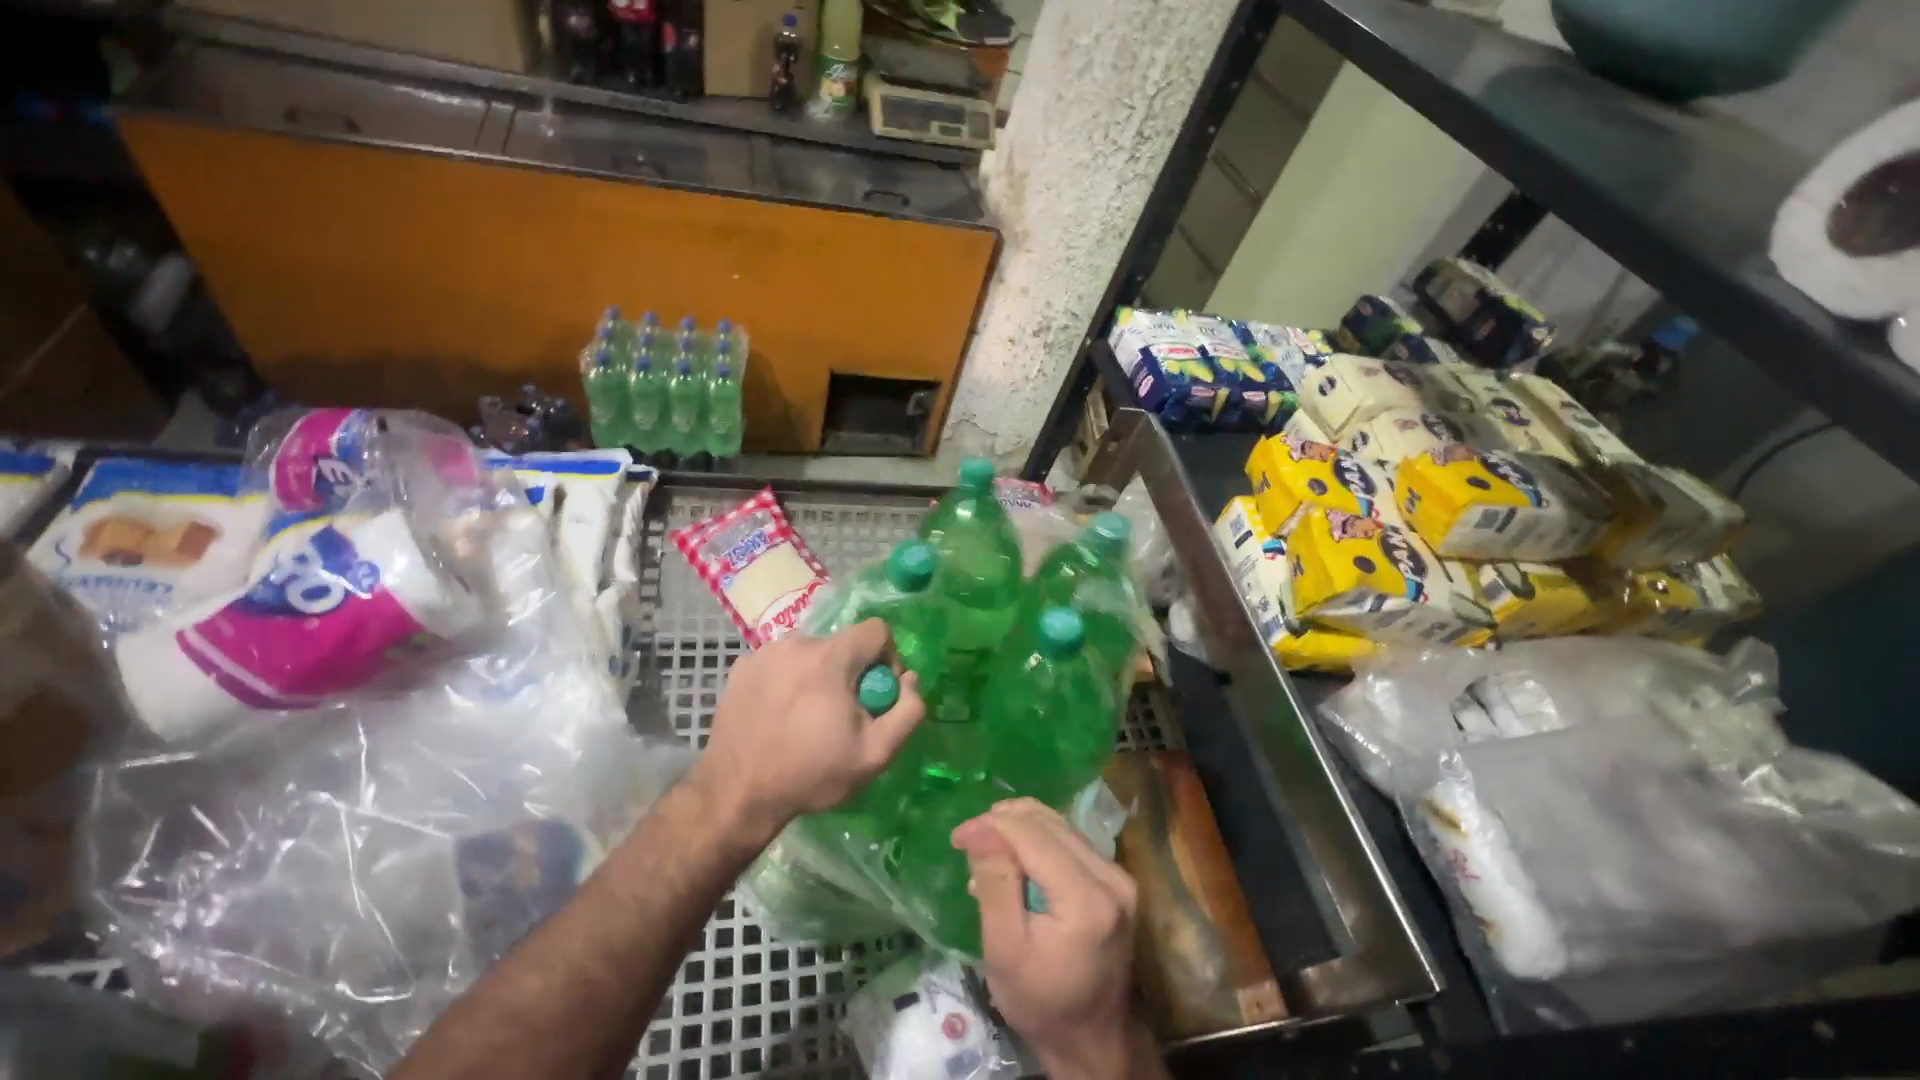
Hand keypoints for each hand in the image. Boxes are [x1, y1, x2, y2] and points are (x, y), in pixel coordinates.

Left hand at [695, 619, 924, 841]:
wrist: (737, 794)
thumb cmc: (811, 774)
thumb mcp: (876, 753)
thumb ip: (907, 710)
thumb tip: (909, 679)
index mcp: (830, 657)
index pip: (876, 630)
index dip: (887, 660)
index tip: (875, 695)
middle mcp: (795, 643)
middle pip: (842, 645)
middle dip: (850, 674)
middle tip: (840, 717)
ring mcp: (763, 653)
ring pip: (809, 654)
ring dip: (818, 677)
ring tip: (807, 719)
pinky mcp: (741, 668)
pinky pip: (779, 664)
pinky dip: (788, 682)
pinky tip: (779, 717)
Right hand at [953, 798, 1145, 1079]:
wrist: (1092, 1038)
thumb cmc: (1041, 1001)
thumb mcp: (1005, 949)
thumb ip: (997, 884)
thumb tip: (981, 829)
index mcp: (1087, 898)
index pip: (1033, 836)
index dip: (991, 826)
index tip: (956, 837)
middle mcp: (1111, 877)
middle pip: (1050, 823)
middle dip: (1003, 822)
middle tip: (967, 840)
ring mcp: (1119, 878)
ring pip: (1061, 827)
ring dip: (1020, 829)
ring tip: (986, 850)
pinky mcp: (1117, 882)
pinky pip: (1071, 843)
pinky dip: (1038, 842)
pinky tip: (1013, 861)